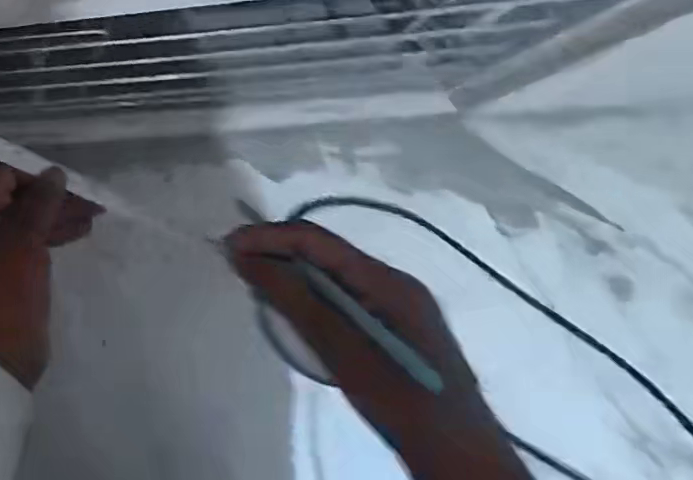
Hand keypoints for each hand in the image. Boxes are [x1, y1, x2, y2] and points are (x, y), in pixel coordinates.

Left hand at [0, 164, 102, 387]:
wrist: (6, 348)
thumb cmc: (9, 287)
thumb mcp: (24, 240)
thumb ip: (39, 204)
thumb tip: (55, 172)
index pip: (5, 177)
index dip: (33, 173)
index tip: (65, 177)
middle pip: (24, 197)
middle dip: (55, 194)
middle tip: (90, 196)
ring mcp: (6, 246)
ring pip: (36, 217)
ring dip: (62, 212)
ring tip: (96, 211)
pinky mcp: (22, 265)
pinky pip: (41, 238)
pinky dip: (59, 231)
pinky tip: (83, 228)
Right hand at [226, 222, 527, 479]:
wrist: (463, 465)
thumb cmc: (402, 402)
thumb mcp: (339, 347)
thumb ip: (290, 296)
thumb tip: (241, 254)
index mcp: (388, 281)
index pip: (314, 239)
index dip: (267, 236)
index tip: (228, 247)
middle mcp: (394, 283)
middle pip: (321, 251)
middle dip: (274, 252)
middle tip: (236, 265)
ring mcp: (396, 306)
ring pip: (327, 273)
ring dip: (289, 274)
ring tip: (256, 285)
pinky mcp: (391, 327)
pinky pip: (338, 294)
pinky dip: (307, 294)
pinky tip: (290, 310)